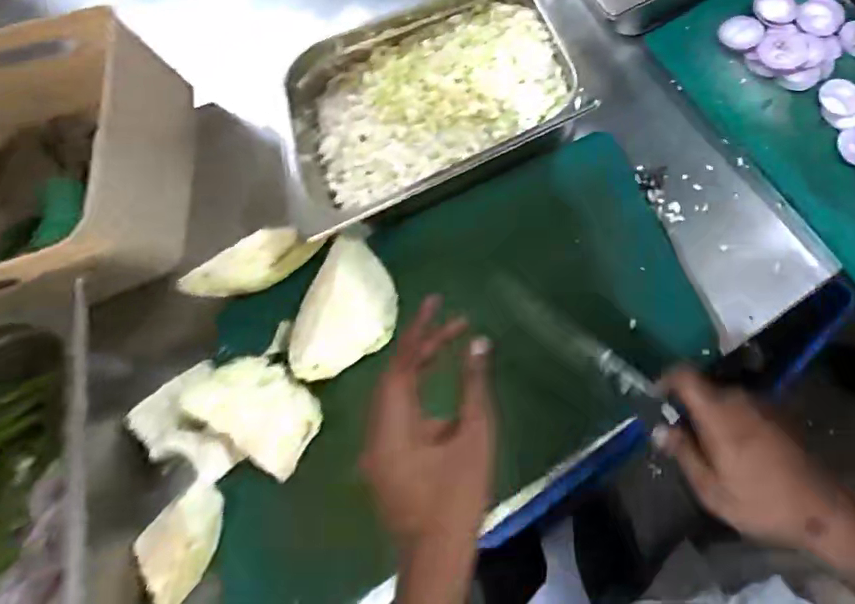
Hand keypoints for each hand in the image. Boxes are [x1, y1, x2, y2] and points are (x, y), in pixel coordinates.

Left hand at [360, 296, 492, 548]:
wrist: (438, 554)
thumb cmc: (459, 493)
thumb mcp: (474, 434)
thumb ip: (474, 384)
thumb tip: (477, 342)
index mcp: (392, 427)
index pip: (401, 365)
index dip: (419, 330)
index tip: (437, 300)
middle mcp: (376, 434)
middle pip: (394, 376)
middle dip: (423, 344)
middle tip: (456, 320)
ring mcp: (378, 449)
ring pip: (394, 392)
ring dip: (419, 364)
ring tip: (450, 339)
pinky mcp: (386, 459)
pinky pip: (396, 409)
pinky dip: (416, 386)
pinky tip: (436, 380)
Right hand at [657, 369, 854, 550]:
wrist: (818, 506)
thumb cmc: (760, 501)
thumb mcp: (712, 490)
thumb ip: (684, 454)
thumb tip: (659, 429)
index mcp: (719, 410)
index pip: (685, 375)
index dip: (665, 380)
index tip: (653, 399)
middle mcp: (739, 395)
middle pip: (703, 387)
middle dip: (686, 406)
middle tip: (676, 438)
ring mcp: (760, 400)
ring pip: (722, 397)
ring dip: (708, 415)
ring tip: (704, 450)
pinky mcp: (775, 410)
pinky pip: (741, 405)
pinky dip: (728, 419)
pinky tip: (733, 451)